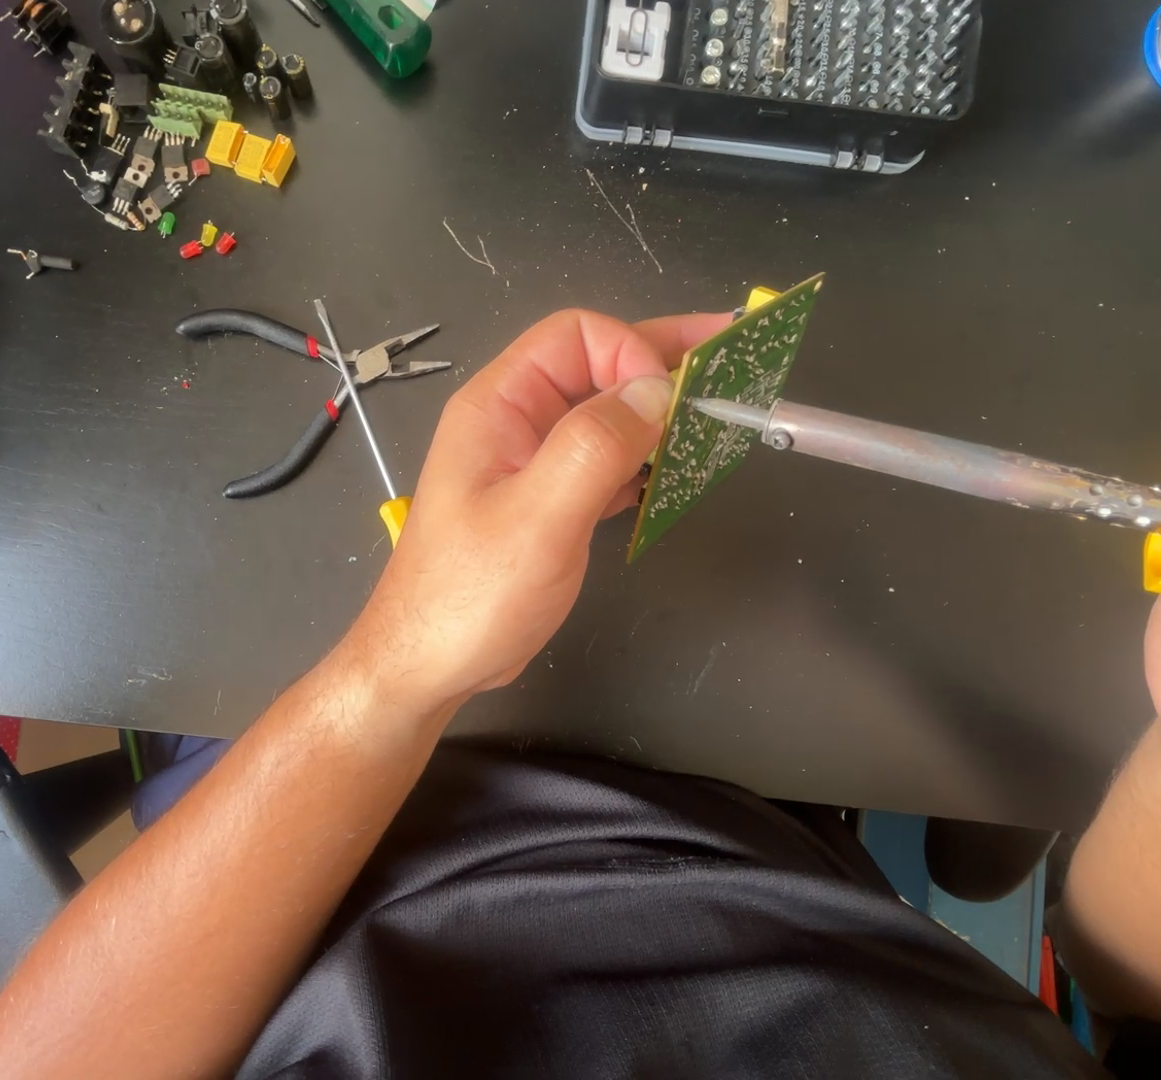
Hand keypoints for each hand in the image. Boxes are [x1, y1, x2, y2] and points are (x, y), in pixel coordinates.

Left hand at [339, 309, 729, 710]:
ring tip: (713, 422)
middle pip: (594, 369)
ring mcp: (530, 464)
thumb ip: (595, 447)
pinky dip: (640, 463)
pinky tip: (673, 476)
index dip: (629, 352)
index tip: (673, 397)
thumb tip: (656, 390)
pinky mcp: (546, 502)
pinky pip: (602, 464)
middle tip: (729, 363)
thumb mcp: (537, 517)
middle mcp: (514, 424)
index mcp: (498, 407)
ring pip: (603, 418)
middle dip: (660, 364)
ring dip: (656, 417)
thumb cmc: (471, 594)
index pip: (574, 338)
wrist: (431, 662)